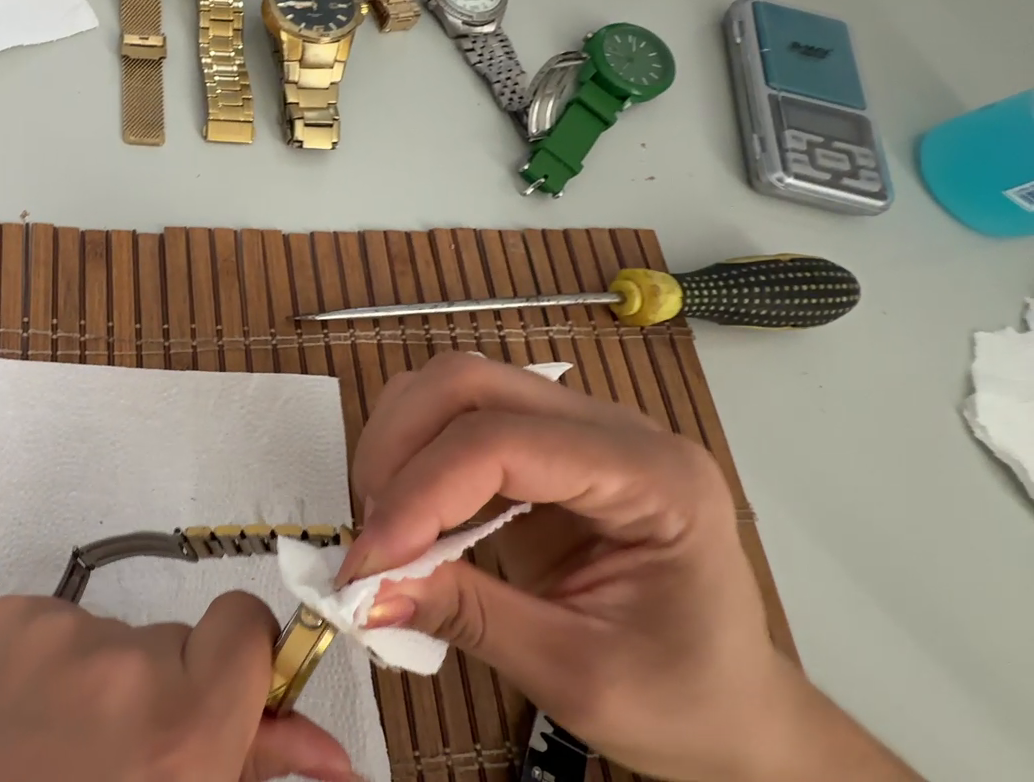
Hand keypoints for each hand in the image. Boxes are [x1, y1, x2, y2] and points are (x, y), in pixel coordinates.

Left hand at [0, 592, 356, 781]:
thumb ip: (257, 768)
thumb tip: (326, 752)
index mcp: (180, 727)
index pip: (248, 623)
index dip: (244, 657)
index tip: (226, 689)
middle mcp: (120, 664)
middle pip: (179, 640)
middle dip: (168, 688)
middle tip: (128, 750)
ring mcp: (55, 631)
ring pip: (119, 636)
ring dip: (110, 679)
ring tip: (66, 743)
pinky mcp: (6, 617)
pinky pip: (63, 624)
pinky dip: (59, 663)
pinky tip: (30, 720)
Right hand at [342, 354, 919, 781]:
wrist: (730, 710)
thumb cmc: (680, 703)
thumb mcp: (574, 676)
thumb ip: (466, 615)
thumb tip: (363, 587)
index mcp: (654, 479)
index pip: (503, 443)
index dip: (421, 491)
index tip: (369, 560)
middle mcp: (613, 428)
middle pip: (467, 383)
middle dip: (396, 448)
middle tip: (369, 531)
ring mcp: (575, 426)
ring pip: (451, 386)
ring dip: (396, 444)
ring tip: (385, 523)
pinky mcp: (539, 442)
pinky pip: (452, 417)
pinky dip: (409, 455)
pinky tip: (408, 513)